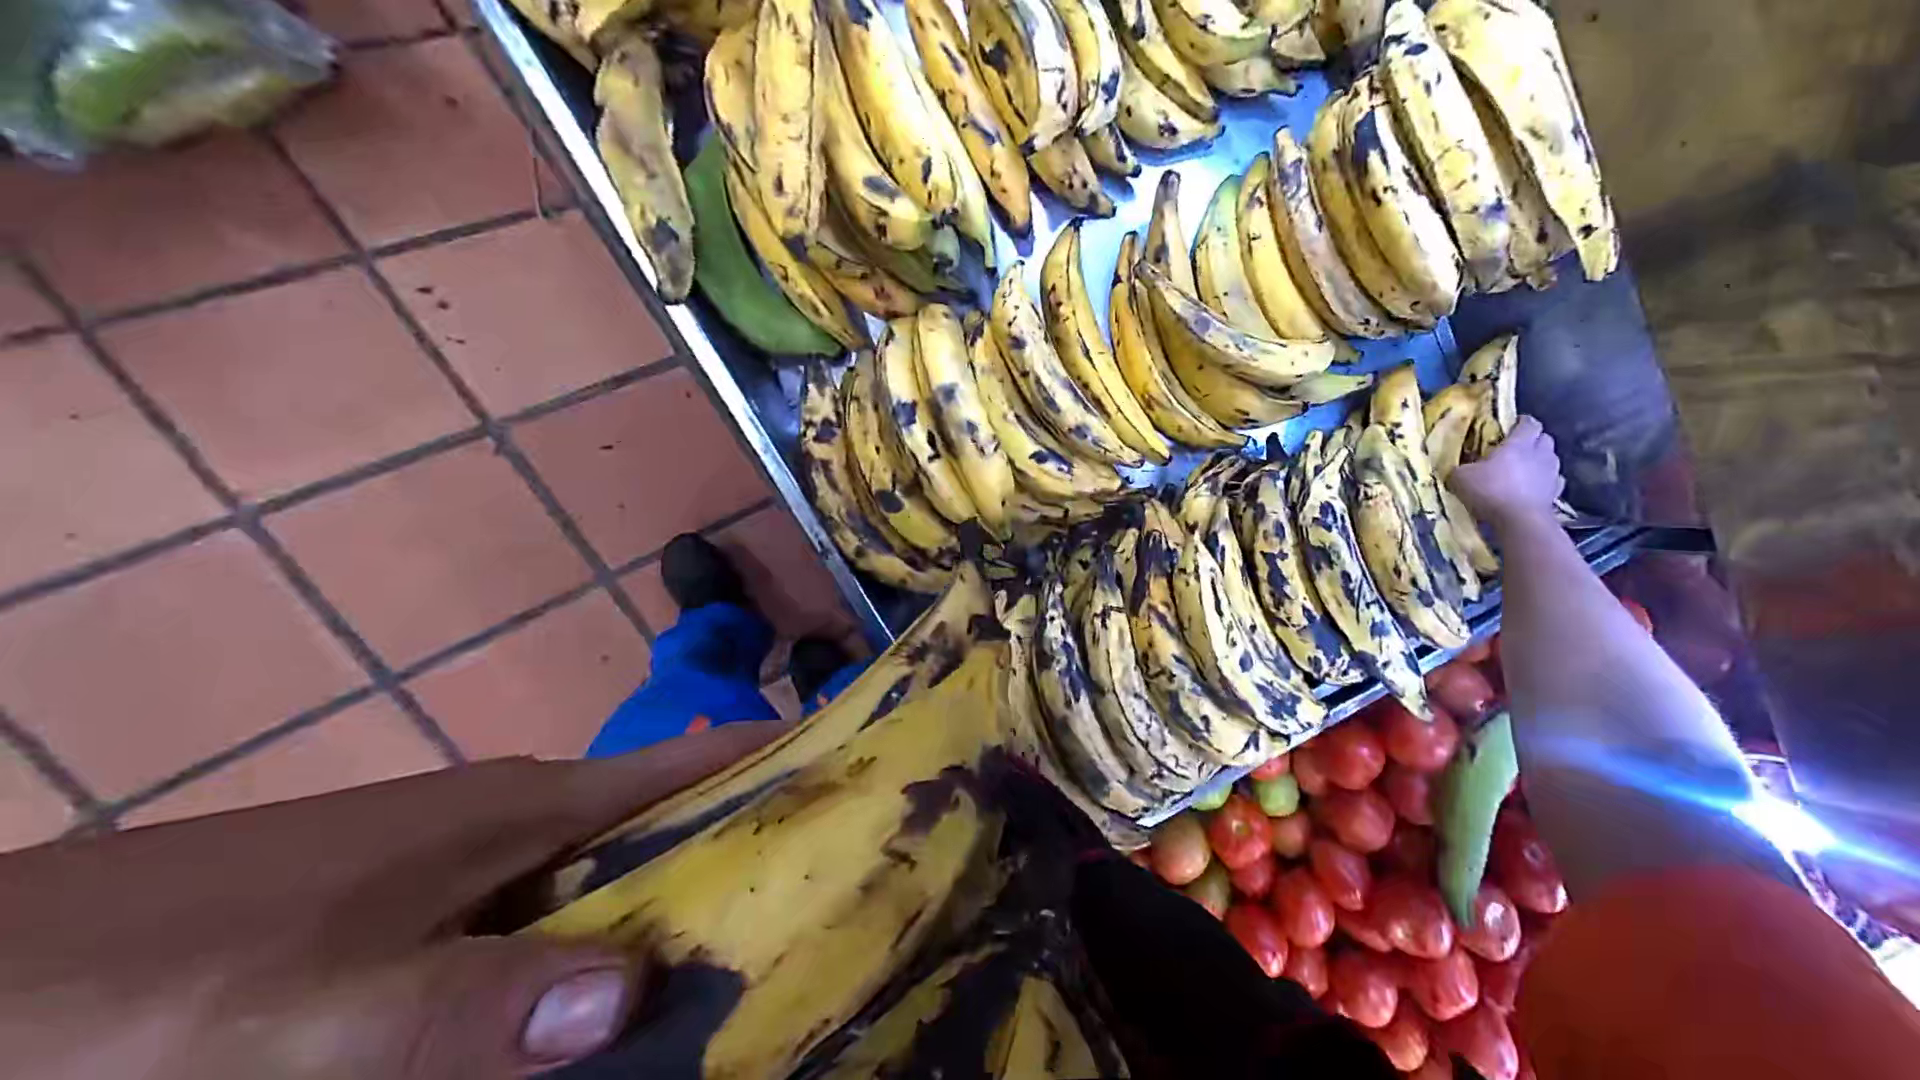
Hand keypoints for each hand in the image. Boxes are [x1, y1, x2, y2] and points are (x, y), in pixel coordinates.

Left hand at [0, 722, 782, 1079]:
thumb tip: (635, 990)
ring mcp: (476, 855)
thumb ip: (477, 1006)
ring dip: (675, 902)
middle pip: (665, 818)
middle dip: (743, 845)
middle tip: (821, 897)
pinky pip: (552, 912)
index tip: (847, 772)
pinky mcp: (431, 901)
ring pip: (610, 870)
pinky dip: (599, 941)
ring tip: (745, 956)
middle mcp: (523, 816)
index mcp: (531, 805)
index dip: (772, 753)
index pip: (686, 762)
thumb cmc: (168, 980)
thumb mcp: (320, 1016)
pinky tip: (611, 1001)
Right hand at [1449, 414, 1565, 529]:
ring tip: (1523, 468)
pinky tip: (1532, 486)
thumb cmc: (1490, 491)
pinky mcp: (1556, 492)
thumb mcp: (1461, 477)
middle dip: (1533, 439)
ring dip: (1539, 459)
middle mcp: (1540, 454)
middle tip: (1516, 447)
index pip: (1528, 423)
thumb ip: (1460, 468)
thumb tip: (1457, 467)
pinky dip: (1544, 480)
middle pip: (1544, 438)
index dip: (1521, 422)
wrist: (1519, 520)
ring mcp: (1552, 473)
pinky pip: (1553, 479)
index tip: (1511, 425)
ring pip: (1550, 458)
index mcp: (1519, 444)